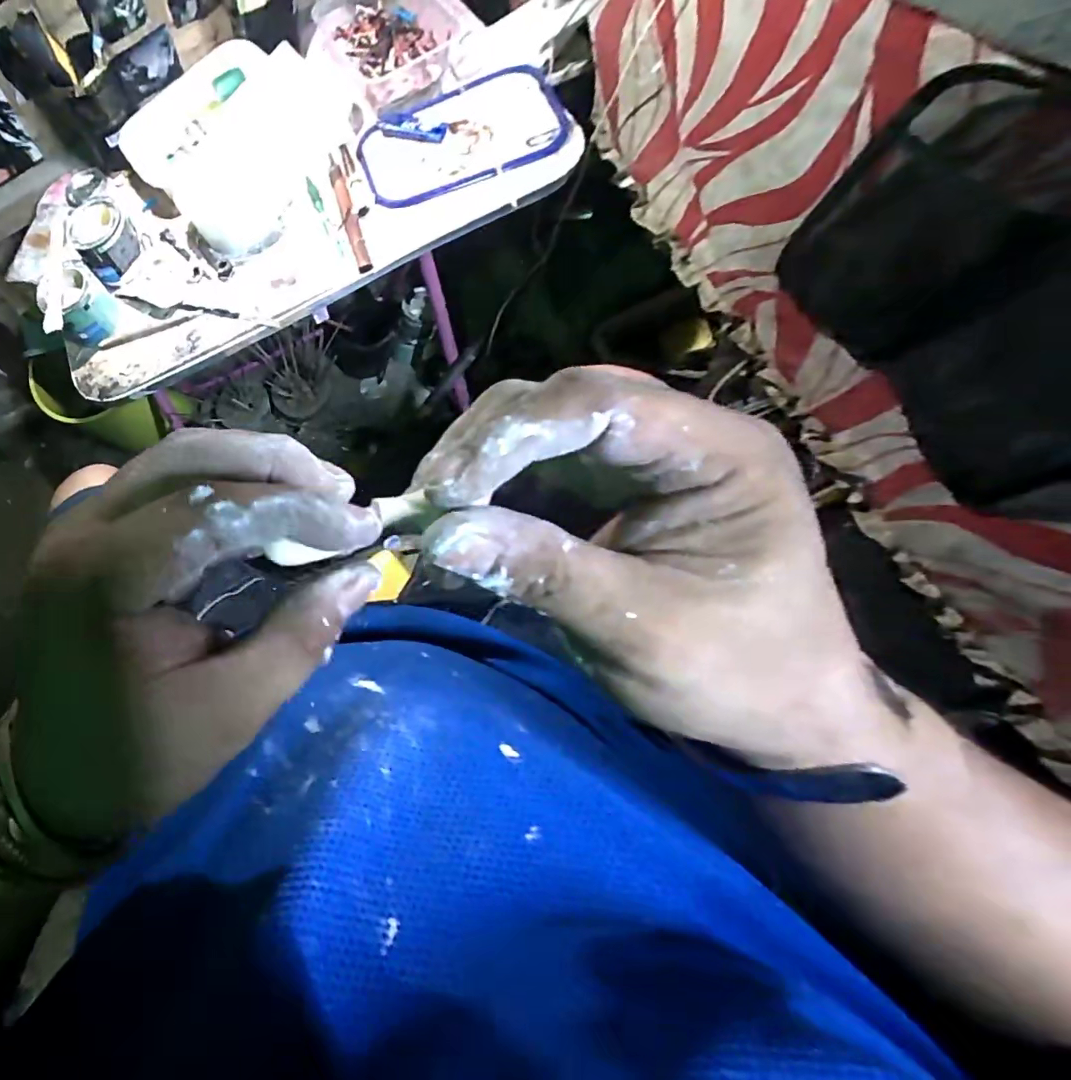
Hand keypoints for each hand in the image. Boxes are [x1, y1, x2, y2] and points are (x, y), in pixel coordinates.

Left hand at [11, 430, 382, 841]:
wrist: (55, 776)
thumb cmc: (138, 759)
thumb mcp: (230, 711)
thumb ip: (298, 636)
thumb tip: (363, 572)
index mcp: (104, 580)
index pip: (209, 510)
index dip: (293, 509)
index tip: (359, 525)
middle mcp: (76, 534)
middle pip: (182, 461)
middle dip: (270, 466)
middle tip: (337, 489)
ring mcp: (65, 528)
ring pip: (161, 461)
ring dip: (238, 462)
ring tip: (304, 484)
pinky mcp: (70, 535)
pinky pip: (136, 482)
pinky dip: (192, 477)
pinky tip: (229, 494)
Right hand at [410, 366, 902, 768]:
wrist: (770, 711)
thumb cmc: (734, 672)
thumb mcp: (639, 628)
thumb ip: (544, 572)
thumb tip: (441, 536)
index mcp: (718, 453)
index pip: (599, 404)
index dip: (510, 437)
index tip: (448, 495)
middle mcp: (672, 437)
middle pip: (554, 400)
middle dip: (481, 444)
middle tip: (427, 501)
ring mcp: (627, 460)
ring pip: (527, 424)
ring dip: (469, 461)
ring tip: (427, 510)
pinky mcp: (592, 489)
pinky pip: (519, 466)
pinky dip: (475, 488)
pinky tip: (448, 518)